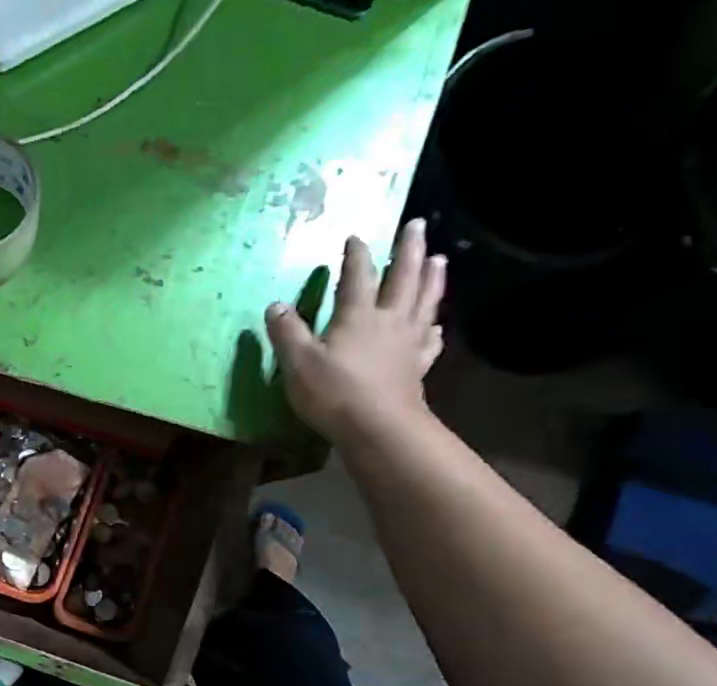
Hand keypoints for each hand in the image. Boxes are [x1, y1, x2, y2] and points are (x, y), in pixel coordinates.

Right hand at [266, 218, 446, 442]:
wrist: (379, 429)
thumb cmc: (335, 394)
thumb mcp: (298, 363)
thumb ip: (287, 332)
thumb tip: (275, 305)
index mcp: (358, 315)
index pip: (358, 275)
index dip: (356, 254)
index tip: (356, 237)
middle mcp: (388, 321)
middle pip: (403, 278)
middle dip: (409, 250)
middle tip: (418, 225)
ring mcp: (408, 344)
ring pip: (424, 302)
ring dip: (432, 279)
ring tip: (440, 259)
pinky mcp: (417, 368)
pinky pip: (430, 342)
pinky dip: (435, 330)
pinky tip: (437, 327)